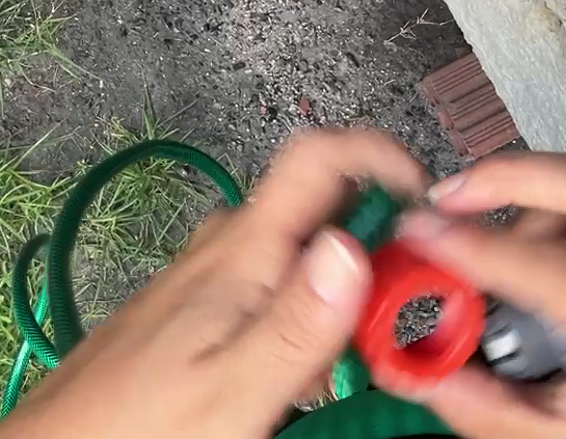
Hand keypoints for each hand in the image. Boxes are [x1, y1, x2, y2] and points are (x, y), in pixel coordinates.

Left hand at [0, 129, 427, 438]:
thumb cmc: (139, 427)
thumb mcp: (232, 391)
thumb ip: (298, 322)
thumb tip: (354, 245)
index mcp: (245, 247)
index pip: (317, 155)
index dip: (379, 153)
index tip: (426, 199)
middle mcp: (232, 240)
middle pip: (322, 198)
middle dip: (378, 231)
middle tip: (409, 297)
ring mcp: (217, 266)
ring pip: (304, 243)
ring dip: (348, 276)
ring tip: (368, 343)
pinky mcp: (208, 297)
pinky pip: (278, 276)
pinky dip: (313, 302)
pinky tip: (311, 364)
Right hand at [394, 152, 565, 438]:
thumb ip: (488, 407)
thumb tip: (412, 366)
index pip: (564, 273)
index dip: (485, 248)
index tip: (424, 233)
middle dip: (509, 177)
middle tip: (447, 196)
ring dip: (530, 197)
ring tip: (491, 249)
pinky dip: (555, 207)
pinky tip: (530, 246)